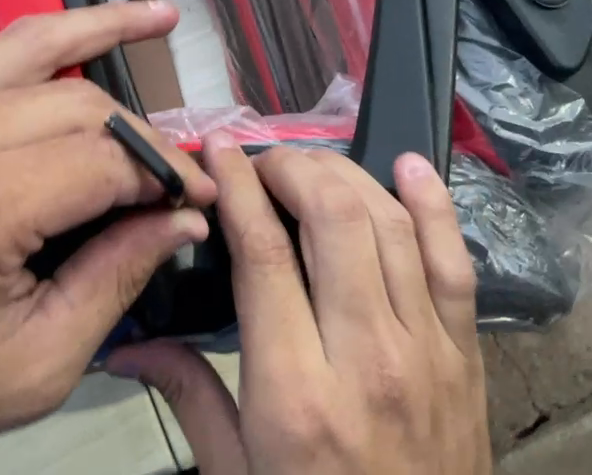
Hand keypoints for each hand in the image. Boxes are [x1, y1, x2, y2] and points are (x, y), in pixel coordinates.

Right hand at [107, 141, 489, 474]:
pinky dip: (434, 206)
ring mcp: (426, 352)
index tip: (218, 149)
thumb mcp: (233, 471)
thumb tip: (125, 344)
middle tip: (261, 163)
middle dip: (291, 169)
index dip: (239, 187)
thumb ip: (185, 392)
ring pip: (389, 227)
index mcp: (296, 390)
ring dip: (345, 176)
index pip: (265, 253)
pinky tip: (408, 165)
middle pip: (332, 221)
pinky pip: (456, 264)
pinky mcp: (466, 356)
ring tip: (308, 164)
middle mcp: (366, 357)